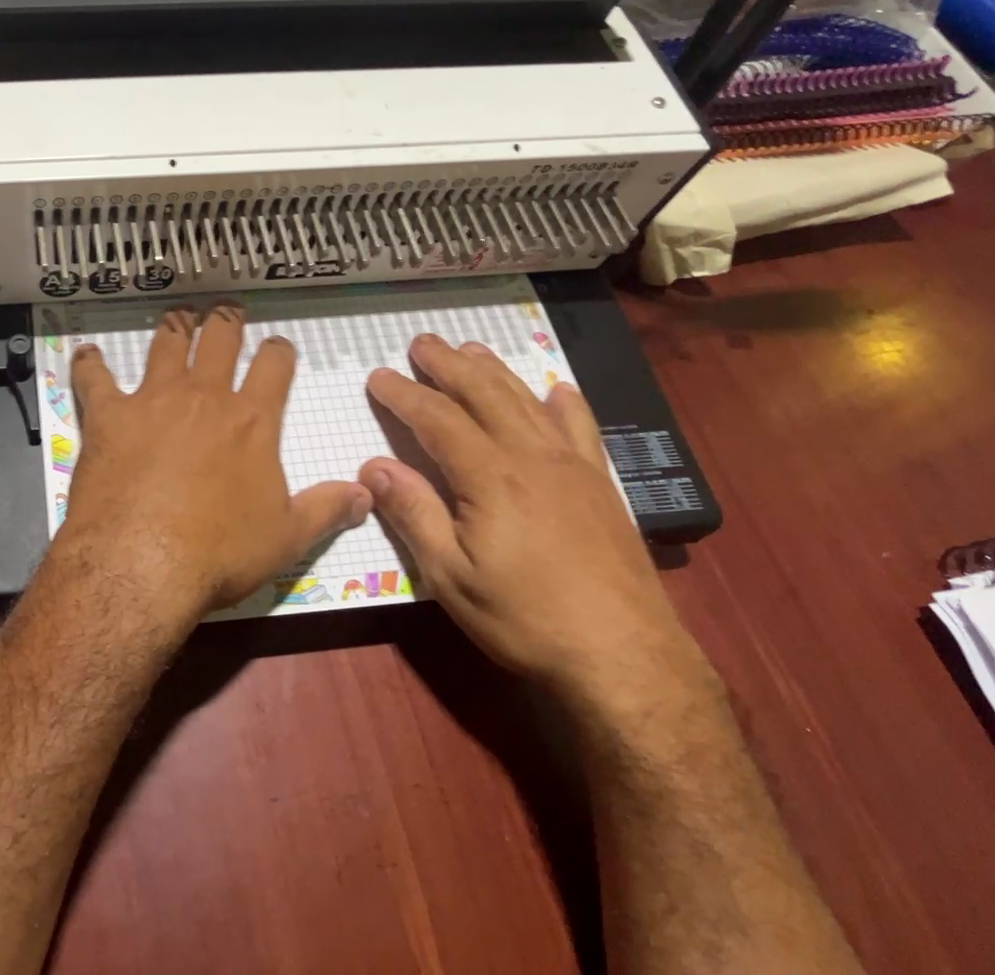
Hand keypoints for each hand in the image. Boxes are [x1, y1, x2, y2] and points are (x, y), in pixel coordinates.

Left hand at [58, 305, 372, 629]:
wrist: (143, 563)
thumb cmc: (220, 554)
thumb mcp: (287, 538)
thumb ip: (326, 510)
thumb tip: (367, 494)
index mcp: (252, 422)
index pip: (273, 367)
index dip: (277, 352)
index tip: (276, 348)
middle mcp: (204, 399)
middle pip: (218, 340)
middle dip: (225, 322)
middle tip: (224, 312)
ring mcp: (152, 402)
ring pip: (165, 346)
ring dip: (172, 328)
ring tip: (176, 318)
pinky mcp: (107, 418)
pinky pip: (95, 379)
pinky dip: (90, 364)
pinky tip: (87, 355)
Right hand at [361, 334, 698, 701]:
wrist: (621, 652)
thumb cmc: (522, 617)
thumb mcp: (450, 575)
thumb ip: (414, 514)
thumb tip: (374, 466)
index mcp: (490, 477)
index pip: (438, 420)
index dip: (404, 395)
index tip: (378, 376)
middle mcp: (532, 458)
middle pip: (485, 396)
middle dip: (449, 366)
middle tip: (422, 342)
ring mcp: (573, 468)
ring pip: (528, 402)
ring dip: (497, 373)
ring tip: (472, 350)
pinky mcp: (601, 486)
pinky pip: (581, 428)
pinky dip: (564, 402)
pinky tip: (557, 388)